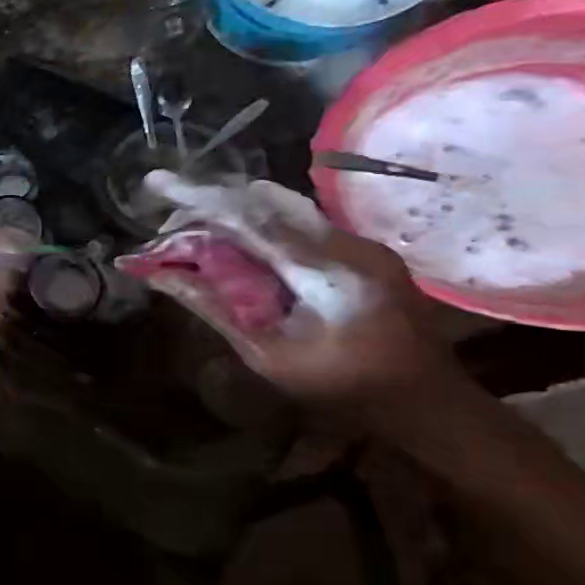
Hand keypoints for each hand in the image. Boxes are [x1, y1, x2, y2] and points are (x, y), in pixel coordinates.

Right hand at [132, 172, 455, 403]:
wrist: (429, 403)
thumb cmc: (341, 388)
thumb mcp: (266, 354)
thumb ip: (212, 306)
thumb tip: (156, 272)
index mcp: (328, 274)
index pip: (250, 219)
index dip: (197, 197)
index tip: (154, 181)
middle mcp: (349, 246)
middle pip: (265, 204)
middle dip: (208, 202)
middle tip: (165, 212)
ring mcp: (362, 244)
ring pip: (282, 207)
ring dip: (231, 209)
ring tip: (190, 220)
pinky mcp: (362, 249)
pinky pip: (299, 220)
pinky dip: (257, 221)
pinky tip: (232, 234)